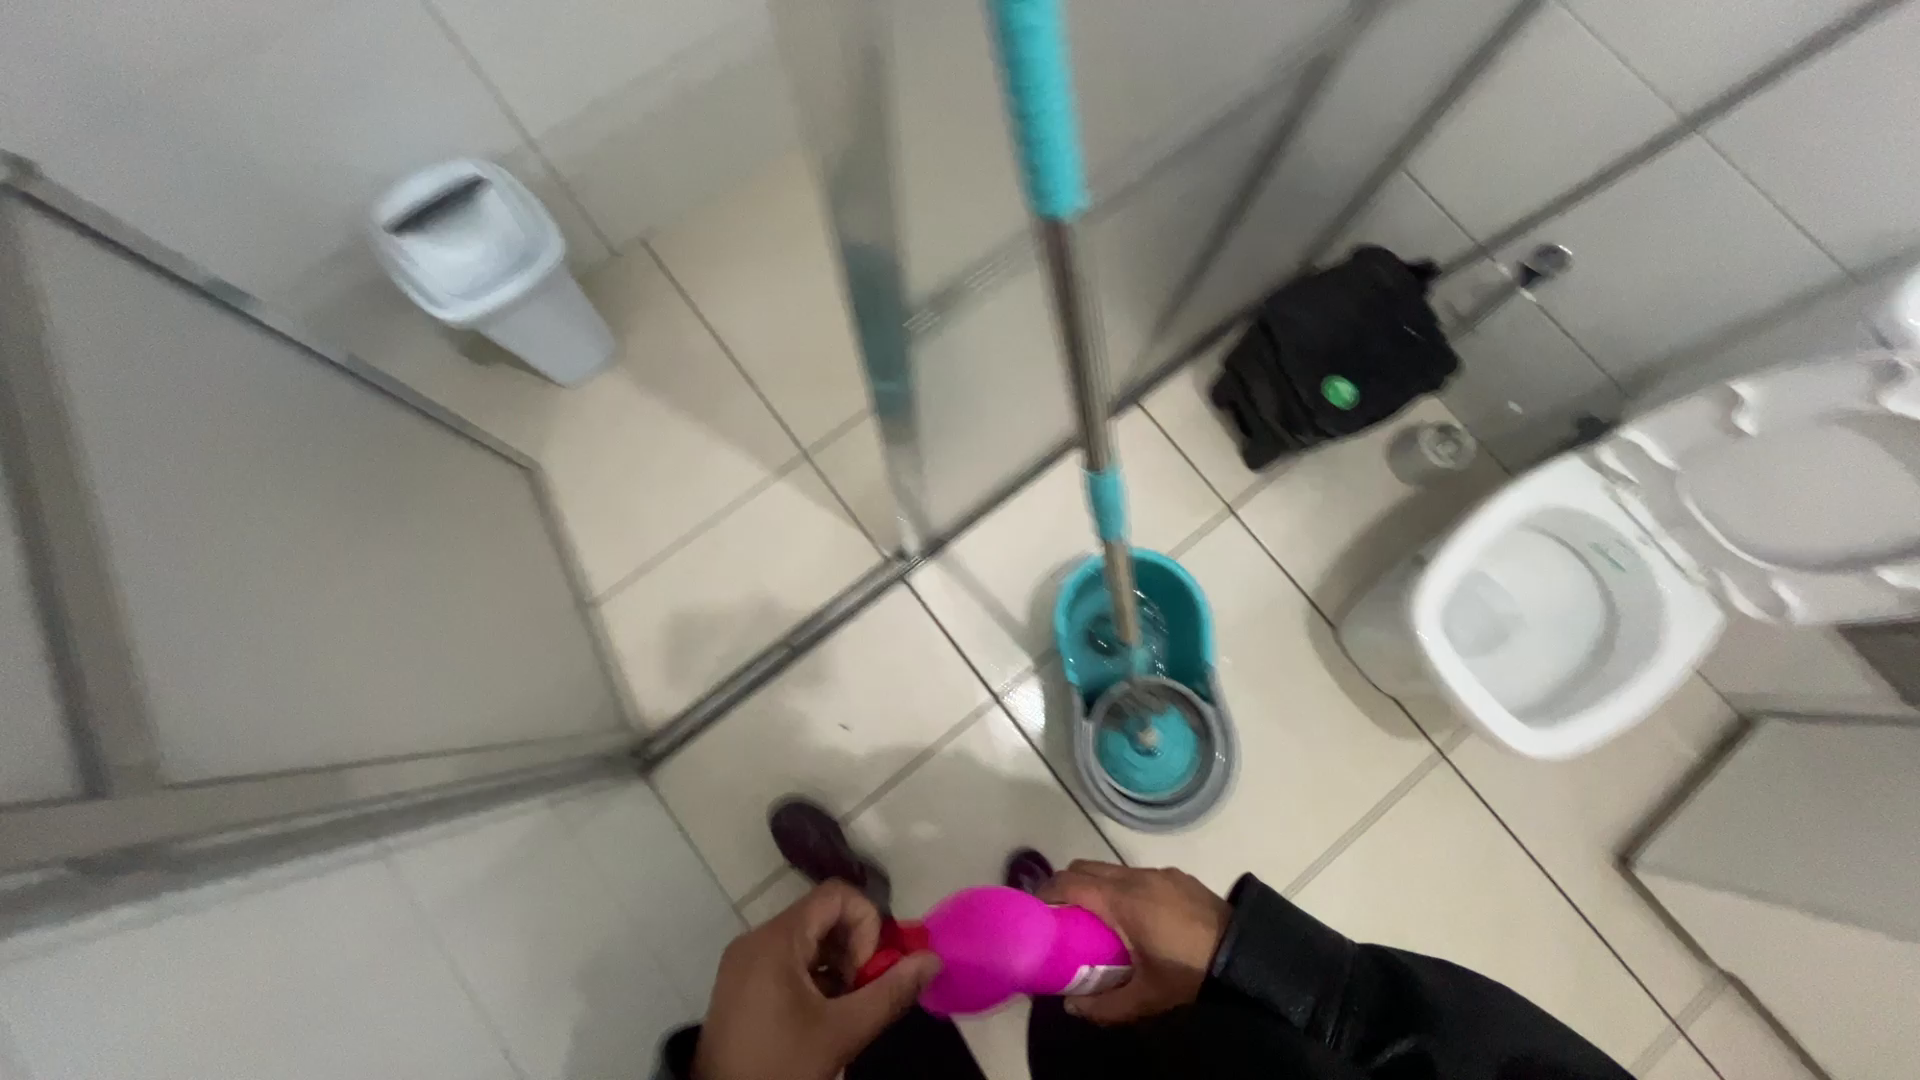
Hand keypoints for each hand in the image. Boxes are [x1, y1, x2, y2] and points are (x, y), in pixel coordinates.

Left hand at [694, 880, 939, 1079]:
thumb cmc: (780, 1068)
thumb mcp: (841, 1033)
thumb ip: (891, 991)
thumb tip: (933, 959)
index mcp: (776, 939)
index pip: (837, 894)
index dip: (865, 925)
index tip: (865, 974)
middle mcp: (757, 938)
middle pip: (823, 915)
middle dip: (853, 950)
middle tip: (857, 996)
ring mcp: (745, 961)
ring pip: (808, 939)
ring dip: (836, 966)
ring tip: (839, 1012)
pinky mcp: (741, 983)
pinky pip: (788, 959)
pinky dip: (814, 978)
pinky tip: (818, 1018)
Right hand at [1038, 860, 1229, 1024]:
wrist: (1246, 955)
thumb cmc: (1189, 972)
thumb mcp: (1147, 998)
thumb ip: (1104, 1004)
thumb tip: (1072, 1006)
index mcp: (1121, 900)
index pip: (1070, 881)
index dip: (1047, 891)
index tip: (1036, 909)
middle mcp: (1134, 876)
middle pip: (1085, 867)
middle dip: (1066, 886)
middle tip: (1061, 916)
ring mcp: (1157, 872)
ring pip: (1111, 868)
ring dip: (1095, 886)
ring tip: (1095, 919)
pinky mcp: (1175, 875)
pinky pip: (1135, 874)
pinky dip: (1121, 888)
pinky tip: (1134, 918)